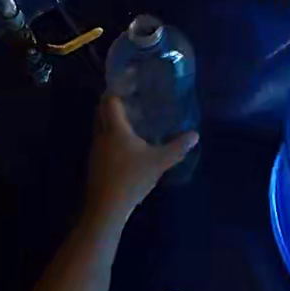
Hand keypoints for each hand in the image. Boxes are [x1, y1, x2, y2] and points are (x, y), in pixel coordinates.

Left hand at [84, 95, 196, 228]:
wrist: (105, 208)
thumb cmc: (131, 179)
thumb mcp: (159, 162)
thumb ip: (177, 147)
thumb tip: (194, 134)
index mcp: (114, 128)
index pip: (110, 99)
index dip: (119, 87)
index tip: (132, 82)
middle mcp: (101, 134)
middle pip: (102, 109)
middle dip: (115, 101)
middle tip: (135, 99)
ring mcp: (96, 149)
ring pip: (101, 125)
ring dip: (113, 119)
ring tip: (134, 119)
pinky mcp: (95, 162)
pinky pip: (102, 139)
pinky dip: (112, 135)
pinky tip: (127, 144)